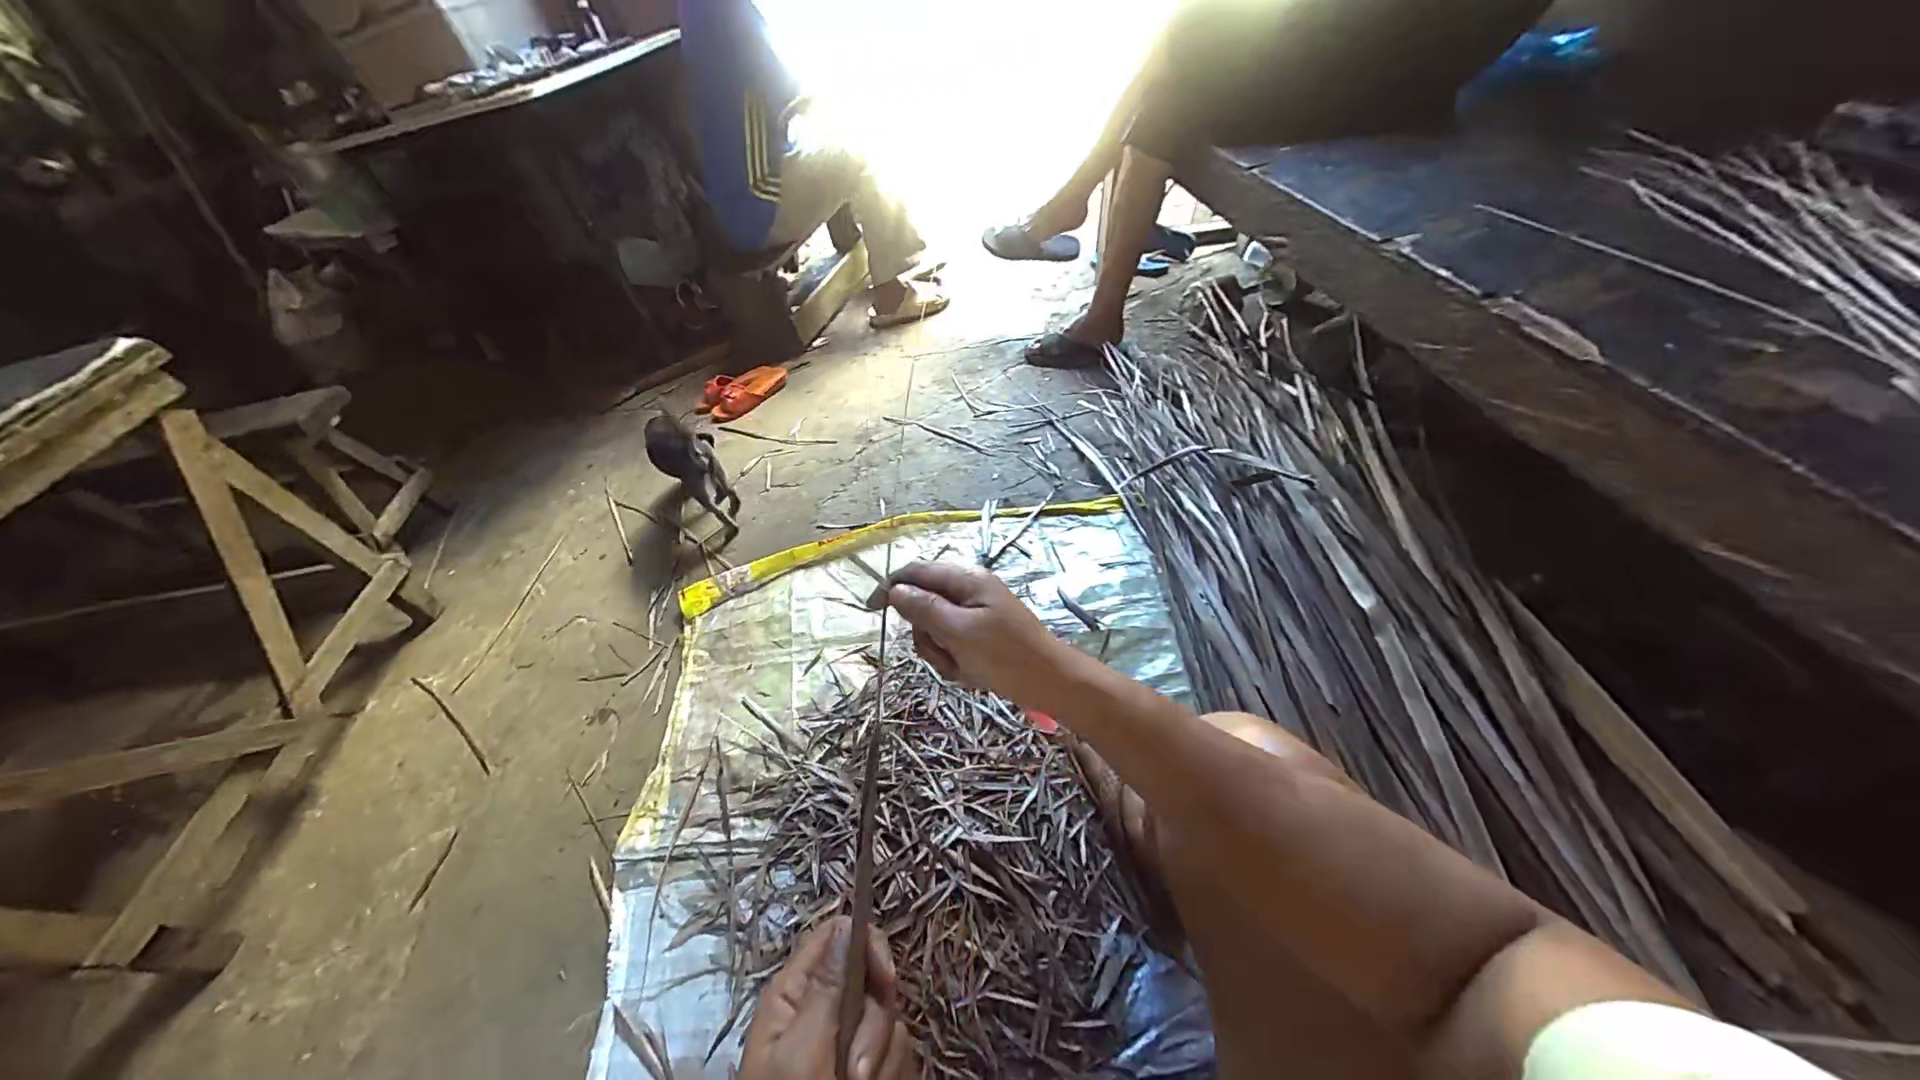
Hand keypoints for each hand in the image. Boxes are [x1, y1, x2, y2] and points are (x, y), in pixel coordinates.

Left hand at [738, 917, 916, 1079]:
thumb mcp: (799, 1054)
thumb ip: (825, 990)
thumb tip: (846, 926)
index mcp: (795, 994)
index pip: (838, 935)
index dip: (869, 946)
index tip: (887, 982)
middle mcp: (823, 1009)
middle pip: (873, 980)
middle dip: (875, 1027)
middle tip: (855, 1072)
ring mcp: (846, 1040)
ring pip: (890, 1022)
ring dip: (883, 1062)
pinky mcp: (867, 1068)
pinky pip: (898, 1054)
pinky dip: (891, 1075)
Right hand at [883, 562, 1067, 707]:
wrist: (1051, 683)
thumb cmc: (1006, 655)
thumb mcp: (960, 631)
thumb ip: (925, 609)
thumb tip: (895, 590)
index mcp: (967, 580)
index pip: (918, 572)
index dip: (892, 587)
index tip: (873, 611)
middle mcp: (970, 592)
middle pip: (923, 605)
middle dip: (926, 635)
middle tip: (945, 653)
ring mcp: (976, 615)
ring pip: (935, 631)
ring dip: (941, 653)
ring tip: (962, 668)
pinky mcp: (981, 637)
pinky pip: (952, 647)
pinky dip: (955, 663)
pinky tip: (972, 674)